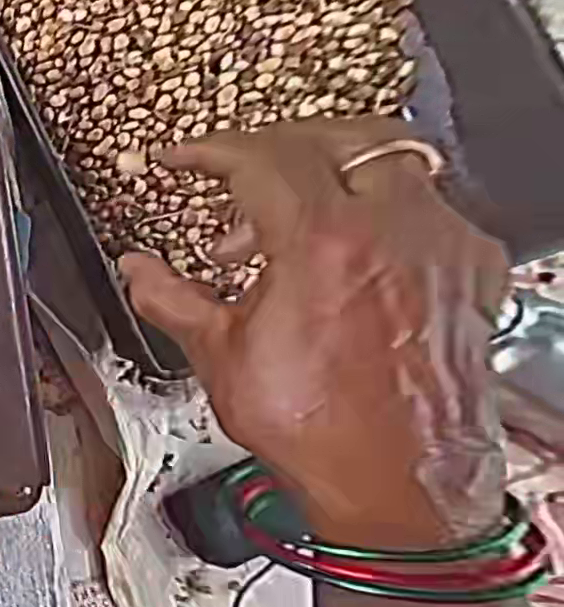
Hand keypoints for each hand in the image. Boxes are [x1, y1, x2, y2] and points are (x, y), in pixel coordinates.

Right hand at [120, 118, 509, 549]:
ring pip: (390, 168)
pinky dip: (362, 211)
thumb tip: (136, 268)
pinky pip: (418, 208)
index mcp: (325, 245)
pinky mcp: (469, 270)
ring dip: (317, 180)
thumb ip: (169, 295)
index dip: (211, 150)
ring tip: (261, 232)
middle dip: (276, 142)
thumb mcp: (213, 350)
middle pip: (346, 138)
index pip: (266, 161)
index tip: (180, 155)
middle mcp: (398, 232)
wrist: (393, 468)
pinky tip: (322, 254)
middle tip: (230, 164)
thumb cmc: (309, 416)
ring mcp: (444, 247)